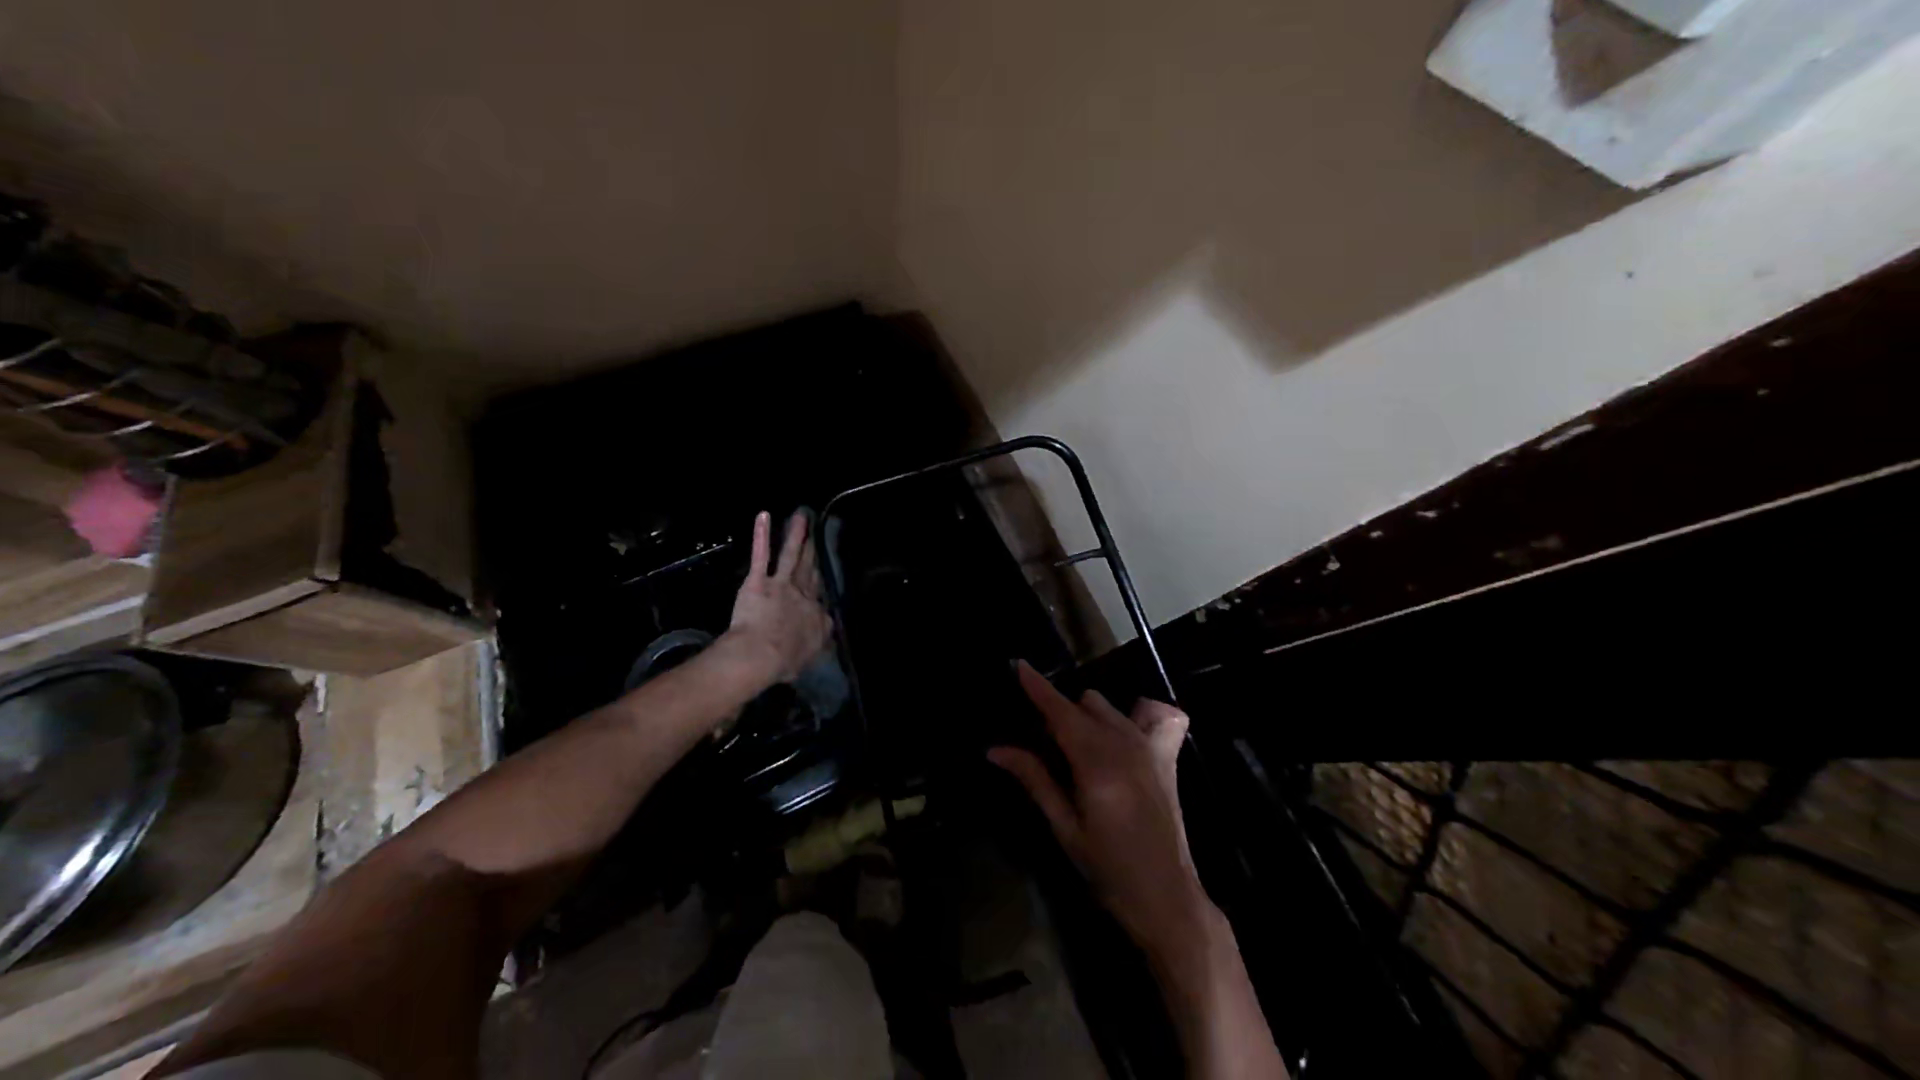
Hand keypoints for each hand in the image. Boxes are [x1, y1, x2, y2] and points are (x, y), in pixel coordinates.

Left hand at [725, 510, 832, 683]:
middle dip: (815, 550)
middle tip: (820, 531)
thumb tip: (827, 635)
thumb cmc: (784, 661)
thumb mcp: (810, 656)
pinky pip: (761, 555)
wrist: (761, 654)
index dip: (822, 582)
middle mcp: (802, 595)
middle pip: (809, 569)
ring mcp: (781, 585)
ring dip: (796, 535)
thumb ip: (818, 643)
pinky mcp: (759, 581)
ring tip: (800, 515)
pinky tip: (764, 516)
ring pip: (791, 556)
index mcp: (815, 615)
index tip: (824, 571)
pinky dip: (761, 535)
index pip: (820, 595)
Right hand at [989, 661, 1211, 956]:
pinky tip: (1118, 738)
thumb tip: (995, 749)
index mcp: (1096, 763)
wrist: (1167, 897)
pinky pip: (1149, 715)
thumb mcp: (1064, 828)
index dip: (1037, 686)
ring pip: (1108, 707)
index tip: (1018, 665)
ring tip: (1075, 748)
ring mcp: (1150, 747)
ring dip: (1086, 715)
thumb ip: (1034, 779)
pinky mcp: (1166, 757)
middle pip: (1083, 704)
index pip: (1060, 711)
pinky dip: (1131, 715)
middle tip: (1042, 743)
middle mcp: (1125, 744)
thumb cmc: (1108, 870)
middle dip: (1058, 712)